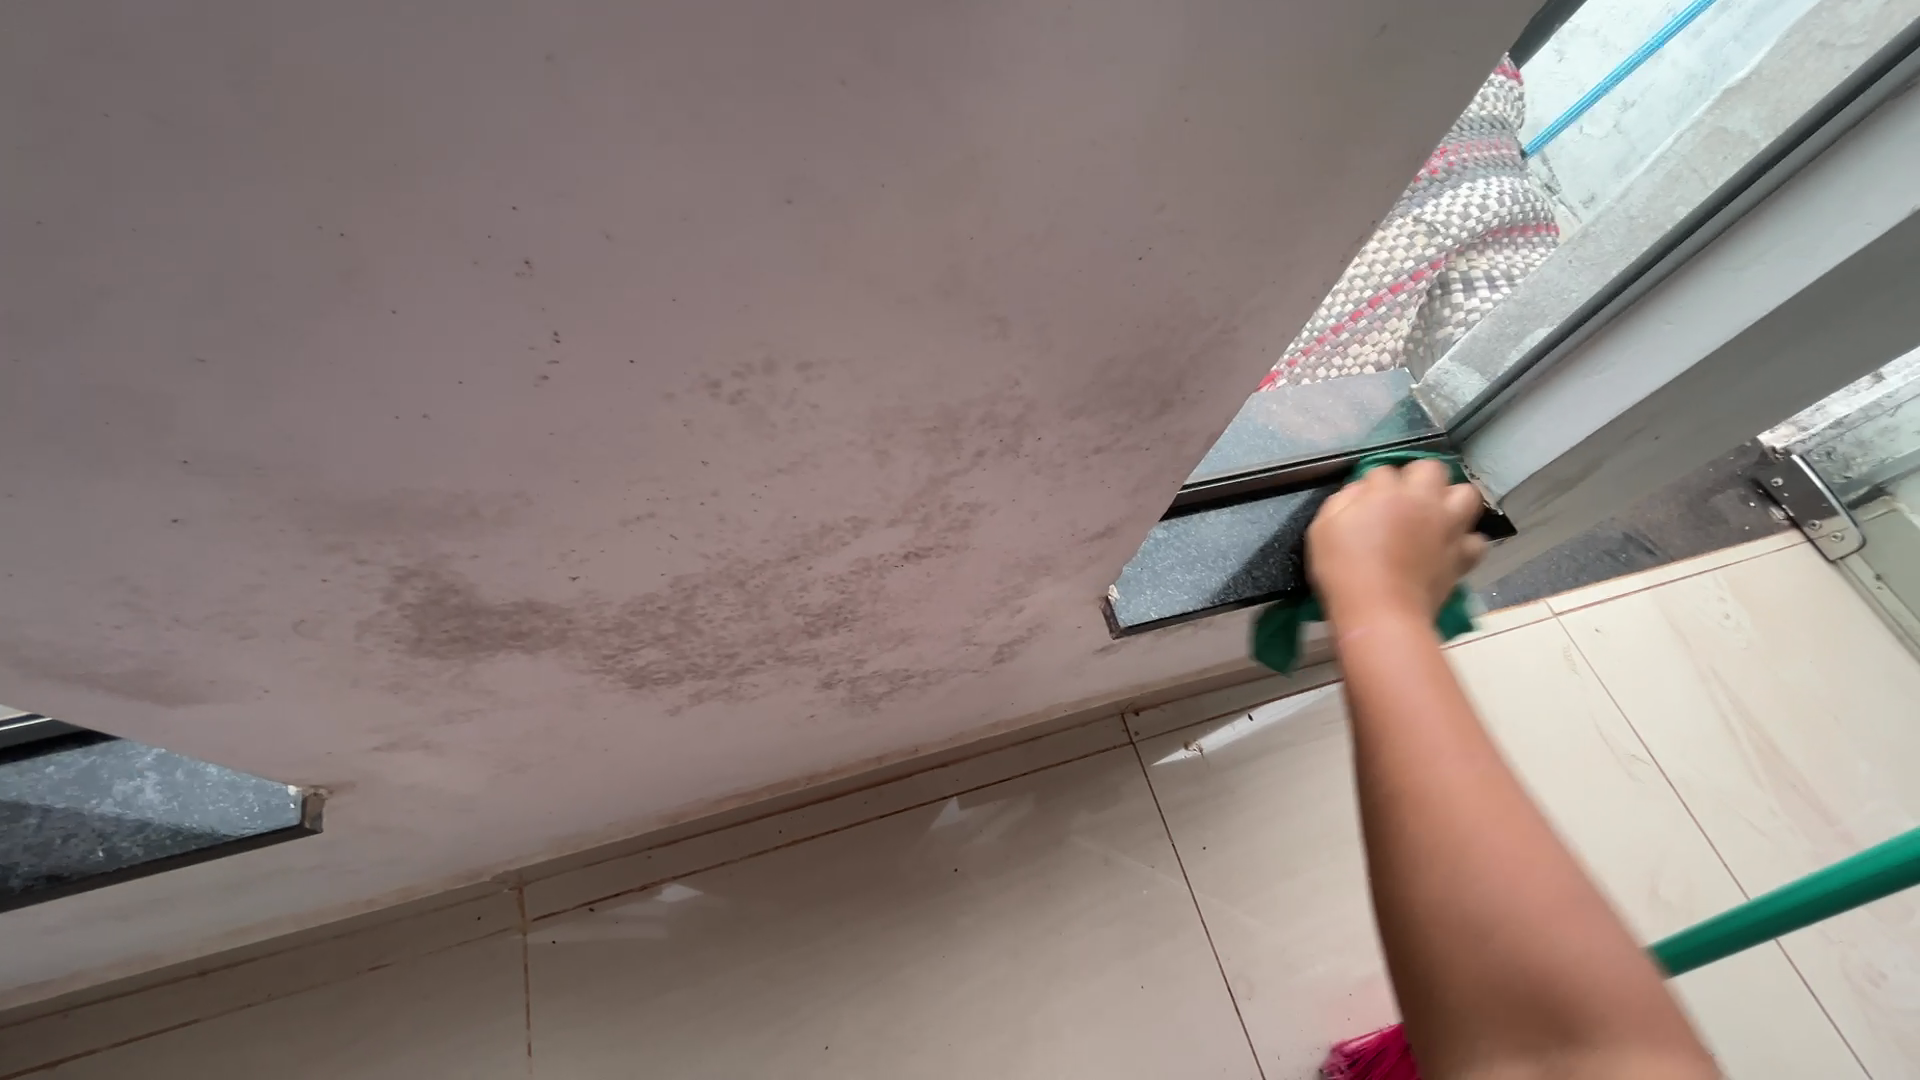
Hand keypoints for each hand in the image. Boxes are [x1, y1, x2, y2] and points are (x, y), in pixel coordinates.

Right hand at [1306, 460, 1487, 627]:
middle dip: (1416, 476)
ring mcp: (1449, 528)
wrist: (1379, 612)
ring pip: (1466, 494)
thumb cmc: (1343, 570)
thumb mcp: (1322, 529)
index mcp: (1388, 493)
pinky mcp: (1463, 556)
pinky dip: (1463, 540)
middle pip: (1431, 469)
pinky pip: (1475, 539)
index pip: (1382, 470)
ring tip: (1434, 513)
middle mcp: (1425, 502)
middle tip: (1401, 497)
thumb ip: (1341, 501)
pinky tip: (1447, 547)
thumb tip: (1358, 491)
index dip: (1370, 483)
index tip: (1361, 501)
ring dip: (1450, 499)